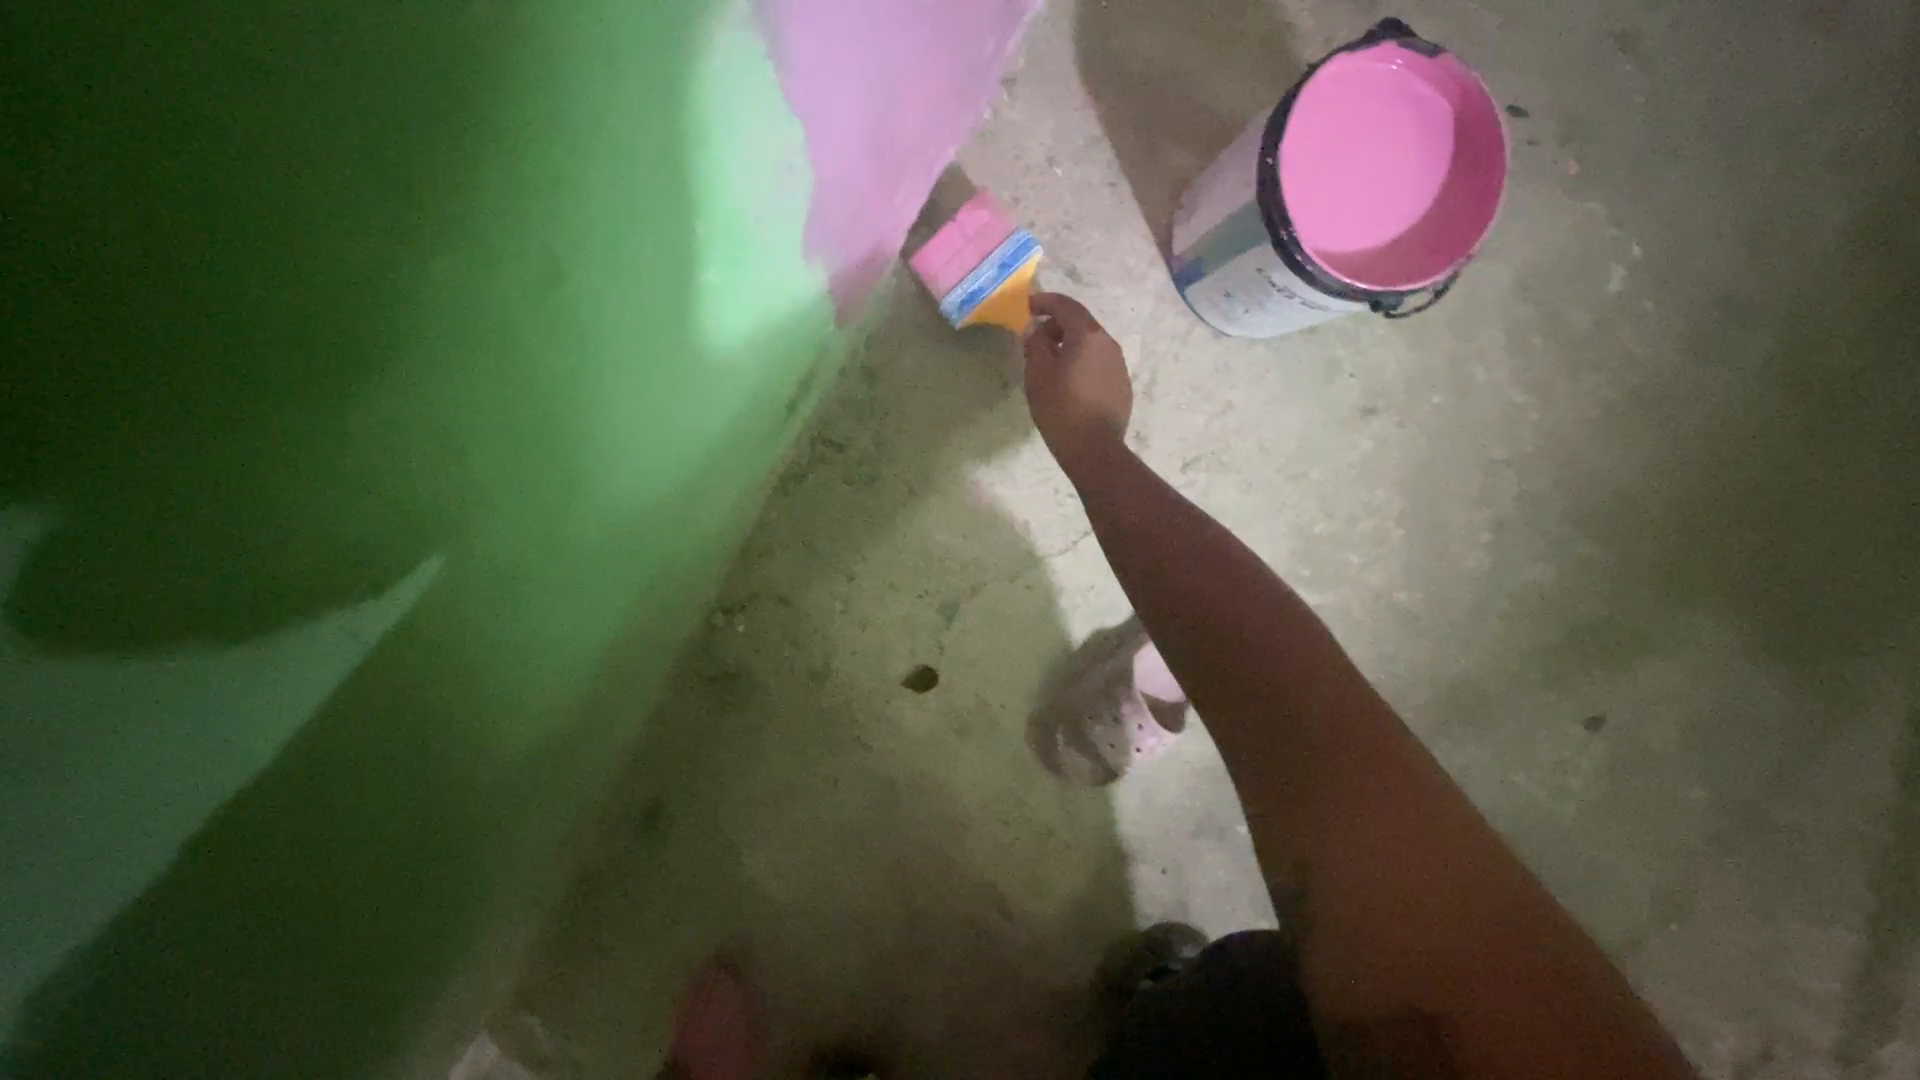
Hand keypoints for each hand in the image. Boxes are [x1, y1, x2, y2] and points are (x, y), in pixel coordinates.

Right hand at [1023, 292, 1132, 475]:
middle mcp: (1109, 343)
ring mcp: (1119, 365)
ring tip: (1052, 360)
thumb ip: (1035, 343)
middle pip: (1082, 323)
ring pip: (1092, 344)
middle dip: (1057, 324)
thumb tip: (1036, 329)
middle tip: (1037, 336)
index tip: (1028, 306)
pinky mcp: (1122, 385)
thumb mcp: (1037, 373)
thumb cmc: (1060, 408)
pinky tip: (1070, 381)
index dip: (1045, 301)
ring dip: (1071, 344)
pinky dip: (1082, 361)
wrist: (1094, 448)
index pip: (1066, 305)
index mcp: (1088, 335)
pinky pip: (1099, 363)